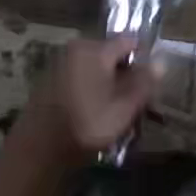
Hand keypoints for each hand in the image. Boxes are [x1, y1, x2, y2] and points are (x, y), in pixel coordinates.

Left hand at [0, 38, 155, 195]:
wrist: (34, 153)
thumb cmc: (84, 128)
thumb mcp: (122, 110)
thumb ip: (143, 85)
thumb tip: (160, 62)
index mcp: (93, 50)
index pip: (129, 42)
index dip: (144, 61)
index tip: (152, 84)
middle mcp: (75, 50)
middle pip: (112, 56)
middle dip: (127, 77)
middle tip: (137, 106)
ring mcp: (60, 65)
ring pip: (96, 70)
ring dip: (110, 88)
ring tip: (119, 116)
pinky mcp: (50, 82)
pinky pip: (81, 79)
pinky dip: (92, 92)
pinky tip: (96, 117)